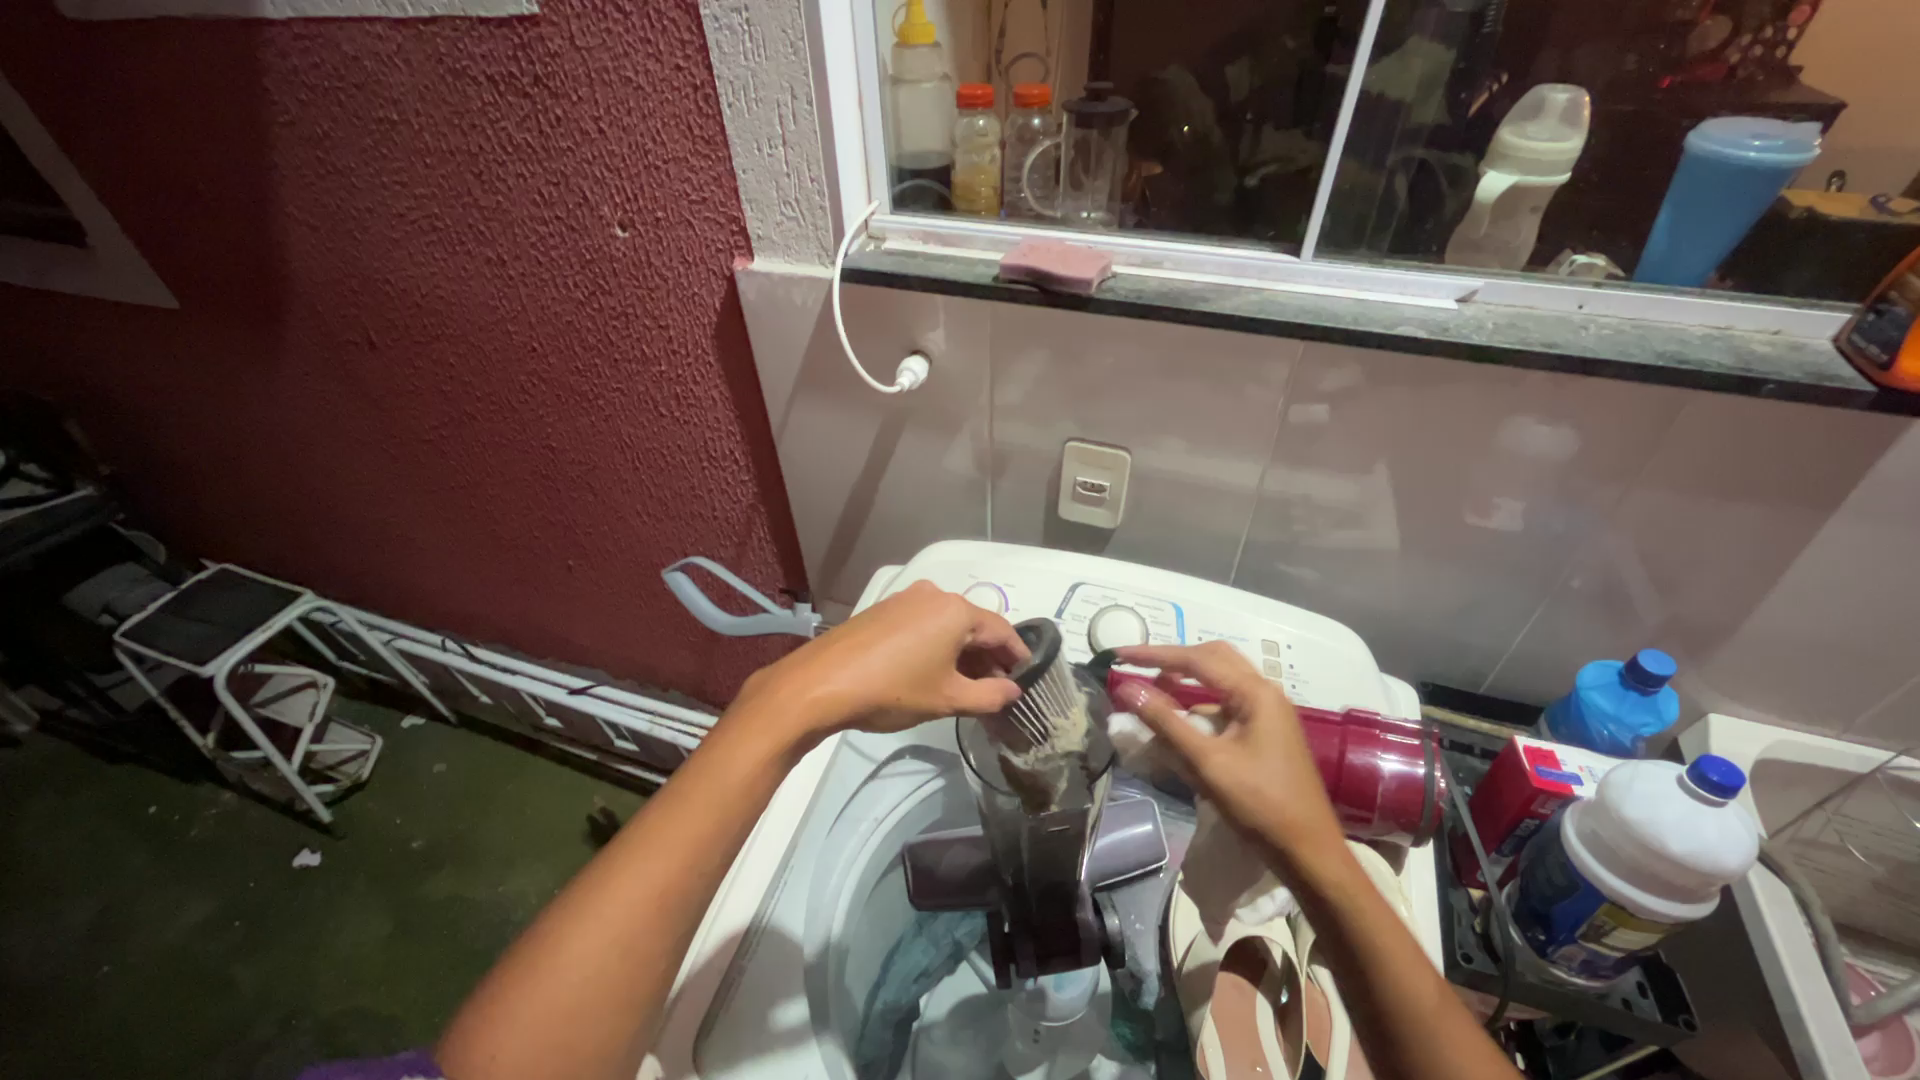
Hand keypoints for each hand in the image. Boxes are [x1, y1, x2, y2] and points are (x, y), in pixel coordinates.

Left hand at [730, 582, 1028, 746]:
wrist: (821, 684)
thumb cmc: (893, 690)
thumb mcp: (947, 699)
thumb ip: (989, 695)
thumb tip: (1012, 690)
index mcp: (956, 611)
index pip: (1002, 631)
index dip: (1017, 656)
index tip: (1027, 677)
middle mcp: (934, 595)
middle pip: (974, 625)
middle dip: (989, 656)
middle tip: (998, 688)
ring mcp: (905, 600)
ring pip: (948, 625)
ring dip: (963, 652)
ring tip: (968, 685)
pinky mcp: (883, 611)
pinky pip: (924, 625)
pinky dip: (938, 645)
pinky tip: (934, 672)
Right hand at [1111, 642, 1344, 865]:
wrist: (1308, 850)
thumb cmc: (1260, 804)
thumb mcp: (1206, 762)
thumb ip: (1166, 722)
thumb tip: (1128, 689)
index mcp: (1256, 693)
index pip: (1197, 660)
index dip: (1154, 655)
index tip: (1119, 655)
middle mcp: (1265, 693)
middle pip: (1214, 659)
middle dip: (1173, 659)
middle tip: (1138, 667)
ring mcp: (1269, 713)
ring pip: (1222, 680)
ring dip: (1187, 679)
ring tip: (1153, 688)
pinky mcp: (1267, 732)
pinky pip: (1228, 703)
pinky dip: (1201, 703)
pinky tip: (1182, 719)